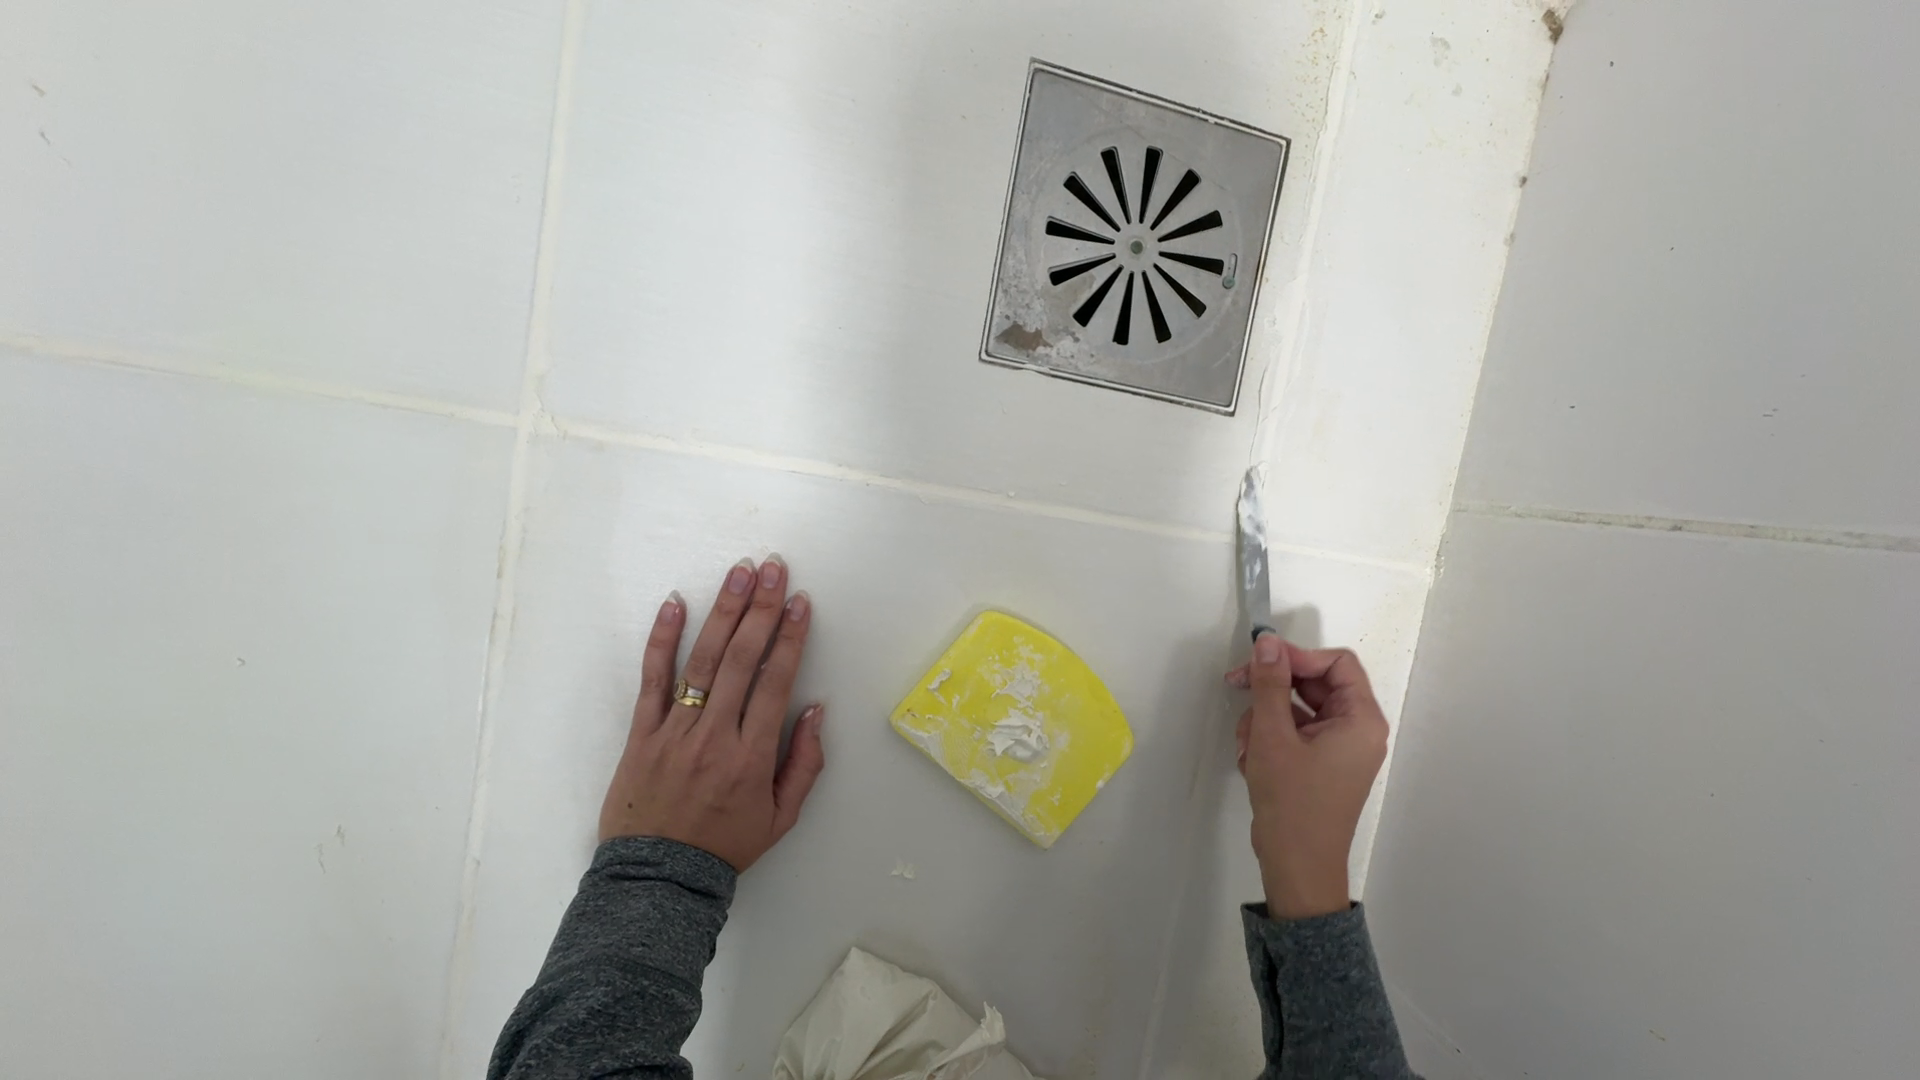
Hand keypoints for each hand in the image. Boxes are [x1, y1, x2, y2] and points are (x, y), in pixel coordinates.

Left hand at [598, 555, 826, 871]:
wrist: (657, 880)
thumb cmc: (727, 845)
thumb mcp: (782, 817)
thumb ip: (804, 763)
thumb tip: (815, 710)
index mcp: (752, 756)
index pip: (776, 682)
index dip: (790, 638)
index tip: (799, 602)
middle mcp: (714, 735)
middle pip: (742, 659)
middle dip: (760, 609)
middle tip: (772, 568)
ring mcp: (674, 731)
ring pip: (702, 661)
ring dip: (723, 613)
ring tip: (738, 573)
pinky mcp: (642, 733)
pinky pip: (652, 680)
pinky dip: (662, 640)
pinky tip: (674, 604)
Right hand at [1226, 634, 1389, 918]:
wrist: (1297, 865)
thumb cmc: (1292, 799)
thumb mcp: (1273, 735)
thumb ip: (1270, 684)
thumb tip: (1268, 643)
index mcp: (1361, 720)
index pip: (1335, 663)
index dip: (1296, 656)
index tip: (1258, 660)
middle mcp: (1356, 729)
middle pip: (1313, 684)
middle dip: (1272, 688)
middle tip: (1235, 686)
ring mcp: (1338, 748)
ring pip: (1297, 708)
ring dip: (1264, 717)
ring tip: (1247, 743)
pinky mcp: (1320, 764)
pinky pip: (1294, 732)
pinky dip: (1269, 737)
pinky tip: (1251, 758)